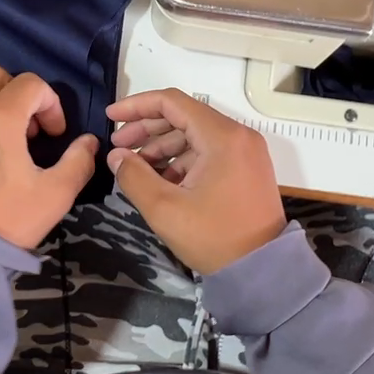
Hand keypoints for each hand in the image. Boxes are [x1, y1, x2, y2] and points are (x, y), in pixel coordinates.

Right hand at [105, 89, 285, 273]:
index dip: (136, 106)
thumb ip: (134, 176)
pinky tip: (160, 179)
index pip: (172, 102)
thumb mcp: (165, 209)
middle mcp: (237, 135)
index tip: (111, 118)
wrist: (263, 270)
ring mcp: (244, 151)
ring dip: (162, 146)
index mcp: (222, 136)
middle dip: (146, 129)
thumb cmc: (214, 237)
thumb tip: (116, 156)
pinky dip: (181, 160)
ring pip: (194, 135)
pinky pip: (208, 151)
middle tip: (117, 147)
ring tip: (134, 167)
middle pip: (183, 116)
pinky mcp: (246, 167)